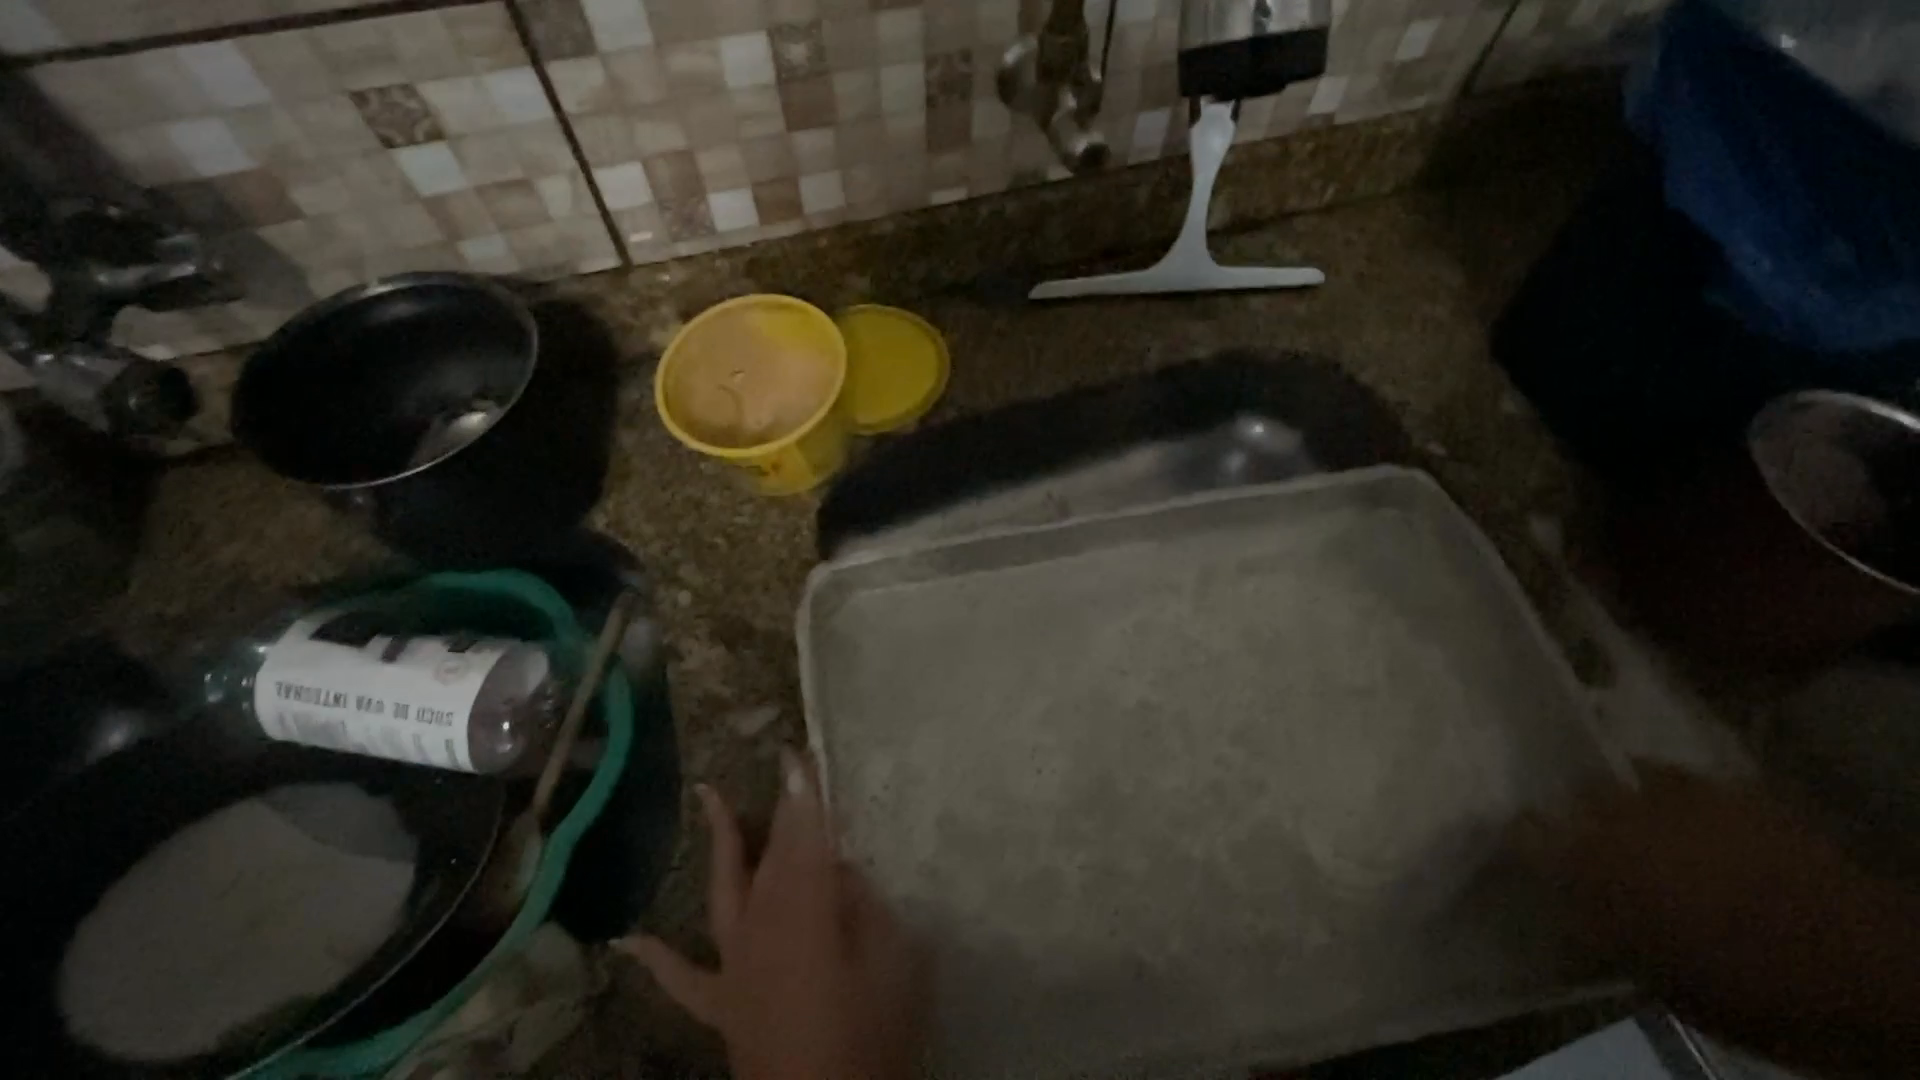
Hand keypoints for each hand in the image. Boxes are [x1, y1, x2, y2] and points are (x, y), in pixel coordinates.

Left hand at [621, 750, 928, 1079]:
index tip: (798, 753)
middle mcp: (764, 928)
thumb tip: (844, 877)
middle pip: (772, 856)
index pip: (809, 839)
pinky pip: (680, 977)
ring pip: (726, 891)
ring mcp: (735, 966)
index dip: (805, 796)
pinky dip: (655, 957)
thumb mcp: (895, 967)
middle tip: (784, 765)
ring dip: (720, 843)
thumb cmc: (869, 1040)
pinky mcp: (720, 1004)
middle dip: (780, 810)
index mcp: (808, 914)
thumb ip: (867, 912)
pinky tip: (627, 940)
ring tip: (708, 796)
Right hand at [1521, 763, 1919, 1075]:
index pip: (1522, 833)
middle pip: (1572, 795)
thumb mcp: (1652, 978)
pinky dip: (1679, 796)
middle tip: (1585, 838)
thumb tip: (1567, 912)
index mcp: (1588, 864)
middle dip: (1575, 812)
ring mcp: (1675, 795)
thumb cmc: (1745, 989)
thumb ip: (1601, 931)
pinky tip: (1692, 819)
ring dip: (1626, 799)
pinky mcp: (1730, 788)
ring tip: (1638, 820)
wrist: (1860, 966)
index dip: (1518, 841)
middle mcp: (1617, 816)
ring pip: (1627, 777)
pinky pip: (1685, 780)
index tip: (1517, 852)